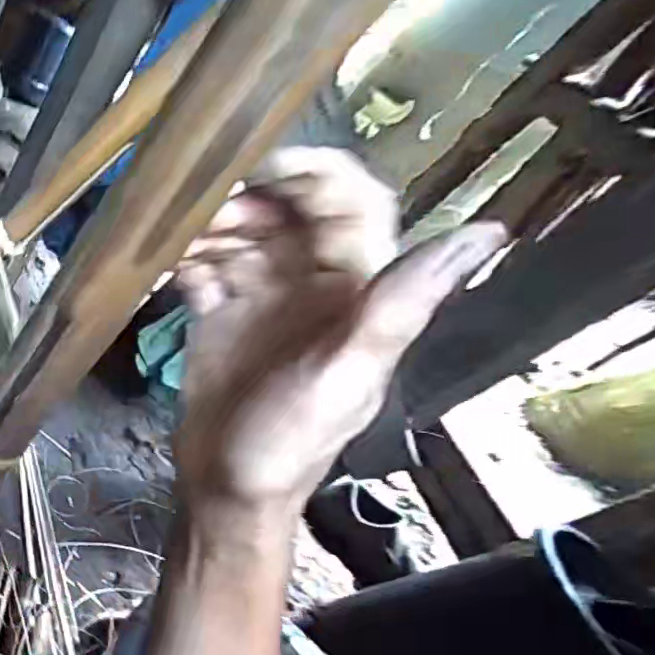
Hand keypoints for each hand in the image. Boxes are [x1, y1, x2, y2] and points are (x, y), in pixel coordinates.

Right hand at [173, 147, 503, 508]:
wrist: (226, 490)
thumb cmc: (288, 445)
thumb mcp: (345, 379)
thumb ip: (398, 309)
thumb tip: (487, 233)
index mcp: (355, 294)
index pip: (351, 209)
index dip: (318, 176)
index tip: (267, 163)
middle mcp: (311, 287)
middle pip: (289, 214)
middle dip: (252, 198)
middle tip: (207, 203)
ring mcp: (260, 301)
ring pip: (242, 236)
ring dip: (212, 226)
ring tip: (181, 239)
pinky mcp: (218, 318)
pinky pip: (206, 269)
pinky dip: (187, 258)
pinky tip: (167, 263)